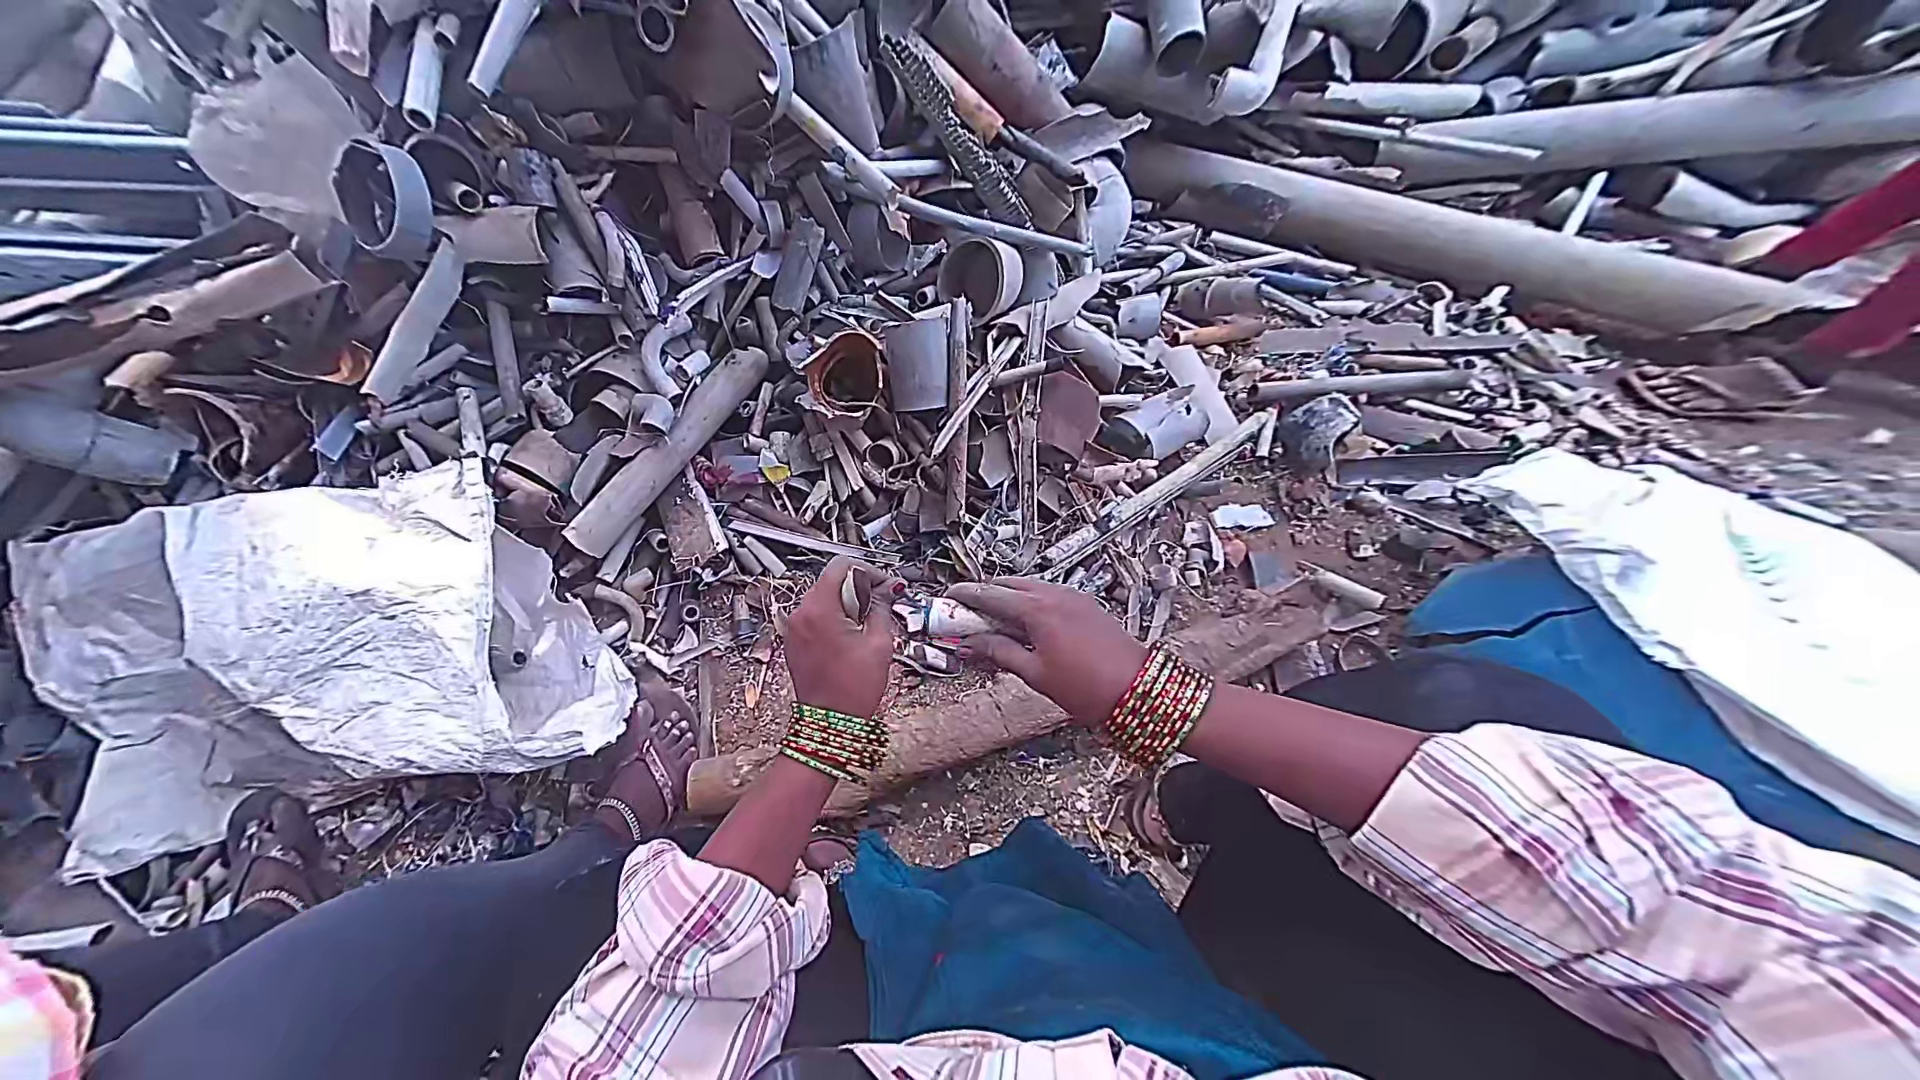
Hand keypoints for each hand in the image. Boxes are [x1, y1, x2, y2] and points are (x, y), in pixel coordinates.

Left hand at [785, 557, 898, 718]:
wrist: (829, 723)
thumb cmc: (852, 690)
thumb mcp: (879, 643)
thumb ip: (881, 608)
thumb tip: (886, 589)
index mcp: (819, 609)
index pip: (842, 566)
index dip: (868, 572)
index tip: (884, 586)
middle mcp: (800, 614)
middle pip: (832, 579)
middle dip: (859, 587)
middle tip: (881, 605)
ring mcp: (794, 627)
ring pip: (824, 596)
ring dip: (847, 602)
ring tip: (867, 625)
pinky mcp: (794, 640)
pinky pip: (816, 615)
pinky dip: (834, 616)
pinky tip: (851, 636)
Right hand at [946, 578, 1147, 724]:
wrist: (1138, 690)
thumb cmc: (1091, 686)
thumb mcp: (1034, 673)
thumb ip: (999, 652)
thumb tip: (972, 645)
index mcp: (1039, 610)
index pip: (990, 595)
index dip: (965, 597)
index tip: (949, 600)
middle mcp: (1056, 595)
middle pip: (1008, 586)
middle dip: (985, 597)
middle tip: (967, 615)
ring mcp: (1073, 598)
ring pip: (1029, 589)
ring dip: (1007, 600)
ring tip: (994, 625)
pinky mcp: (1085, 606)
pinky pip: (1048, 596)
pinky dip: (1030, 605)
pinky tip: (1025, 626)